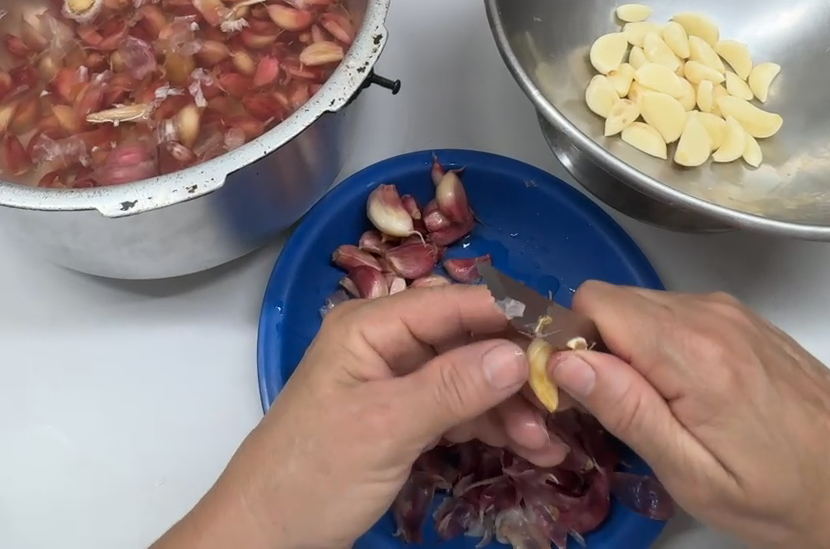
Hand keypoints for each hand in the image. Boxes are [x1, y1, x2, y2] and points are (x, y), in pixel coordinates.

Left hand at [155, 284, 560, 548]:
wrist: (266, 533)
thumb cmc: (314, 471)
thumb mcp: (385, 427)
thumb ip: (451, 388)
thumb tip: (517, 354)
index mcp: (370, 325)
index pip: (448, 303)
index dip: (505, 312)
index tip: (561, 329)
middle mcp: (385, 342)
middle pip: (461, 337)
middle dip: (512, 363)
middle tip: (562, 392)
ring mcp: (394, 380)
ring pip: (465, 375)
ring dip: (507, 402)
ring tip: (550, 436)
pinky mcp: (402, 417)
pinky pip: (456, 408)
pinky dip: (489, 424)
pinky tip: (527, 445)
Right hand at [548, 283, 829, 548]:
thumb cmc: (786, 502)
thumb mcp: (695, 478)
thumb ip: (626, 410)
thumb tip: (561, 360)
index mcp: (691, 352)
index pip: (593, 302)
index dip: (574, 339)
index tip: (585, 389)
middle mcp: (707, 314)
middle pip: (613, 300)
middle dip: (600, 344)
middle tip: (624, 407)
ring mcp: (728, 310)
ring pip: (641, 304)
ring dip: (632, 344)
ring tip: (665, 404)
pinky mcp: (743, 315)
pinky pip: (674, 310)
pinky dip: (663, 340)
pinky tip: (694, 389)